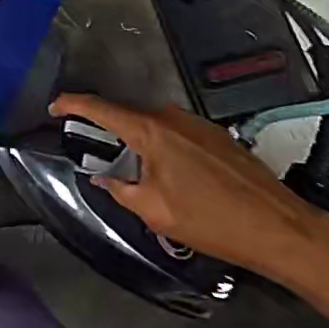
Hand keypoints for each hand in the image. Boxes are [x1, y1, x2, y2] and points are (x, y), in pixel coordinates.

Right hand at [48, 93, 328, 284]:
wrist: (272, 224)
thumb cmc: (211, 220)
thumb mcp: (154, 211)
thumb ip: (120, 189)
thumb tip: (104, 177)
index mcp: (152, 131)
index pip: (102, 109)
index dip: (74, 104)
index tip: (56, 104)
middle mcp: (173, 116)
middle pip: (129, 120)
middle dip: (113, 141)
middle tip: (105, 169)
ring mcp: (196, 122)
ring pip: (154, 129)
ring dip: (143, 150)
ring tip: (149, 186)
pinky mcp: (214, 133)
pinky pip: (176, 135)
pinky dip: (165, 152)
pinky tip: (176, 182)